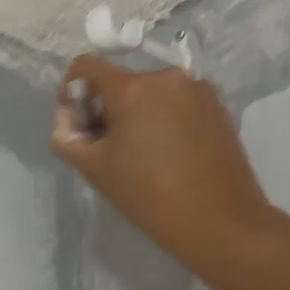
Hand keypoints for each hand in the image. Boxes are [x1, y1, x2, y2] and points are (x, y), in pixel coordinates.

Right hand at [51, 55, 278, 287]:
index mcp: (132, 88)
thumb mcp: (94, 168)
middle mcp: (165, 77)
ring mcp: (197, 89)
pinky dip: (164, 116)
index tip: (77, 120)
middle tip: (106, 143)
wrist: (221, 222)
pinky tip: (168, 150)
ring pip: (151, 91)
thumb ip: (67, 136)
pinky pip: (177, 101)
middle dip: (106, 105)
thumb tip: (69, 121)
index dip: (72, 89)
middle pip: (121, 81)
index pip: (87, 66)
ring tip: (140, 150)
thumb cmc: (150, 195)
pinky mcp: (218, 106)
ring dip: (137, 111)